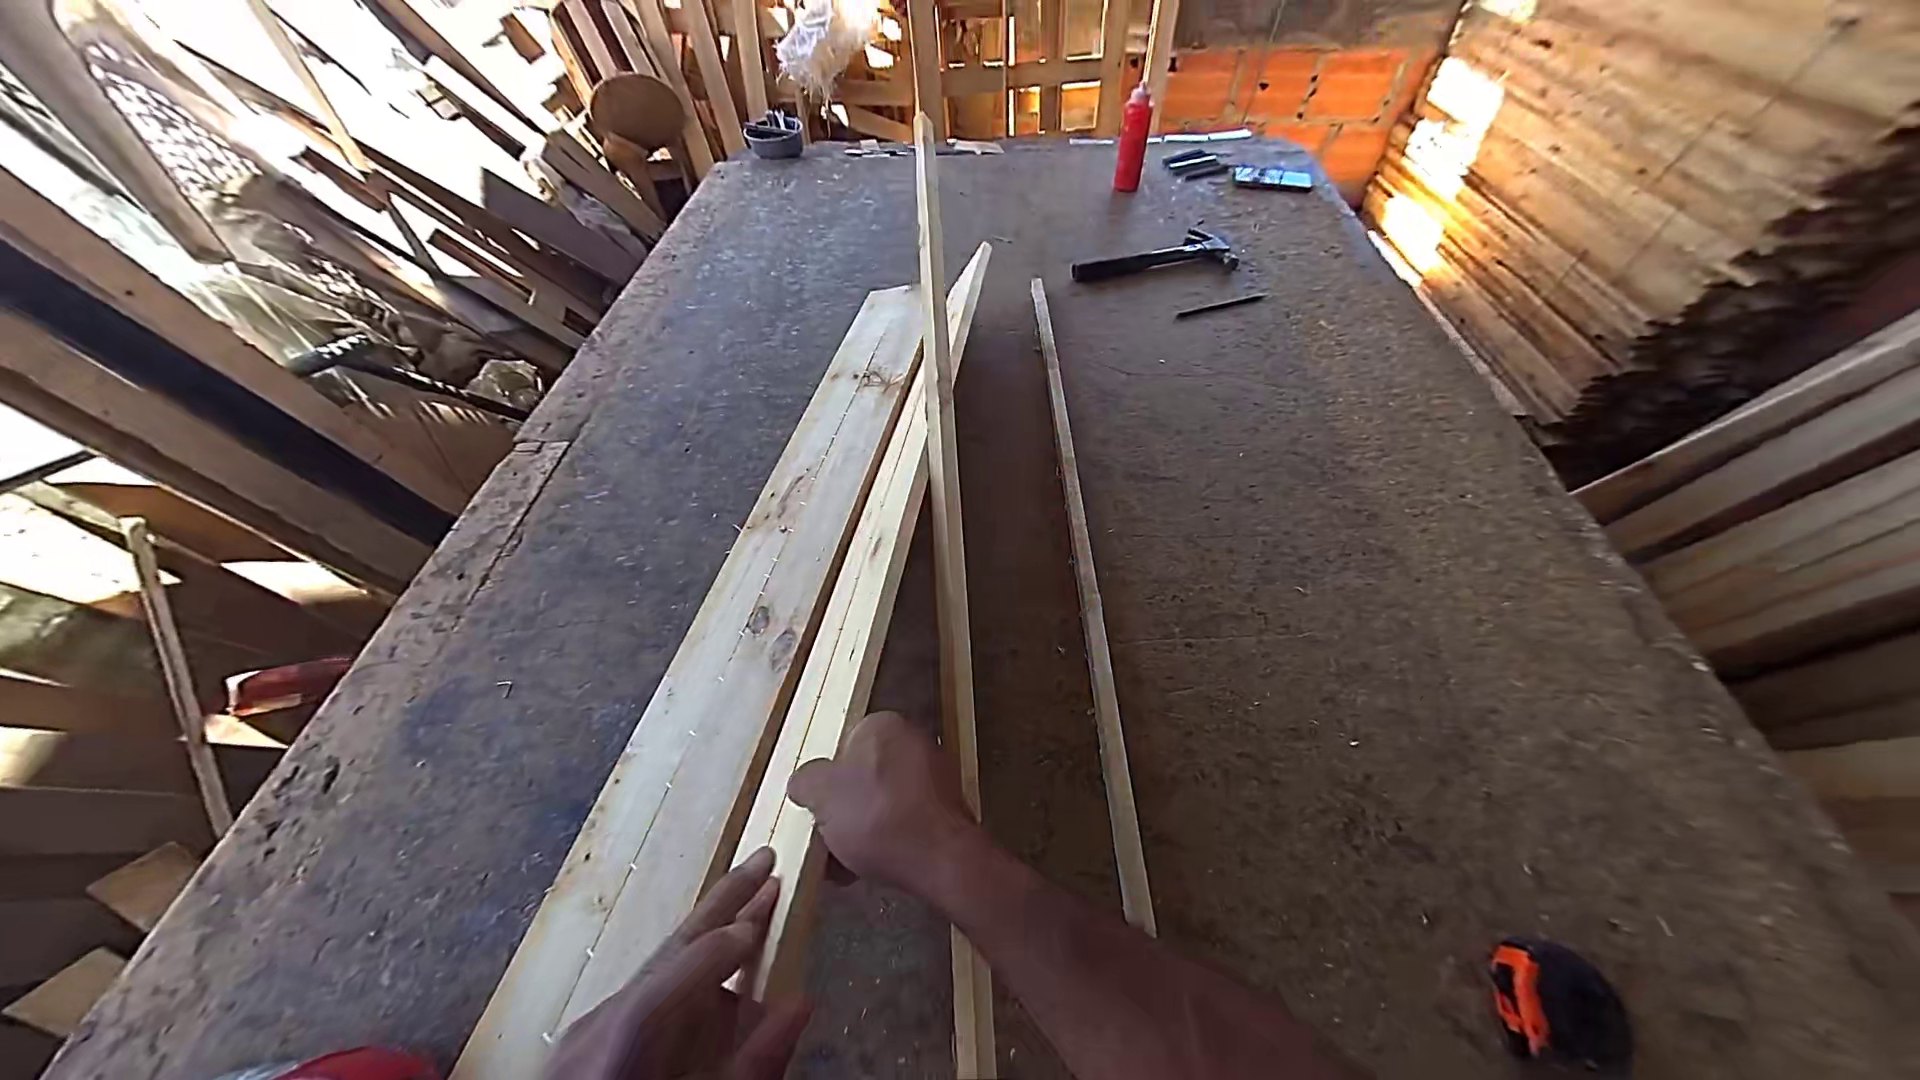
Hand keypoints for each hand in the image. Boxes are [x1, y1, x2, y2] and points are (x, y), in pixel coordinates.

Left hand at [541, 848, 810, 1079]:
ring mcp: (585, 1027)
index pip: (677, 970)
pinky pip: (647, 985)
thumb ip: (752, 1064)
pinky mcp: (583, 1035)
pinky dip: (688, 964)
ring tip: (753, 897)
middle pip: (669, 946)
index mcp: (622, 1046)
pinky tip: (717, 956)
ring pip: (661, 961)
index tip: (764, 911)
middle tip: (765, 856)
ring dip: (711, 927)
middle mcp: (597, 1025)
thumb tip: (801, 1003)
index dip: (723, 942)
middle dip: (724, 900)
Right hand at [786, 711, 984, 896]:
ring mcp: (933, 775)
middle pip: (861, 776)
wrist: (942, 859)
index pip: (843, 743)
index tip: (816, 806)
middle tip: (826, 838)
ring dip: (860, 830)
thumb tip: (804, 781)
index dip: (826, 777)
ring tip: (843, 864)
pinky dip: (886, 840)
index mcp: (884, 725)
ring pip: (880, 802)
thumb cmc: (878, 816)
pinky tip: (869, 869)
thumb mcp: (822, 794)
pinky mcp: (944, 808)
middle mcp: (913, 741)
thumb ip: (806, 780)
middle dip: (841, 810)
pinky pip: (902, 820)